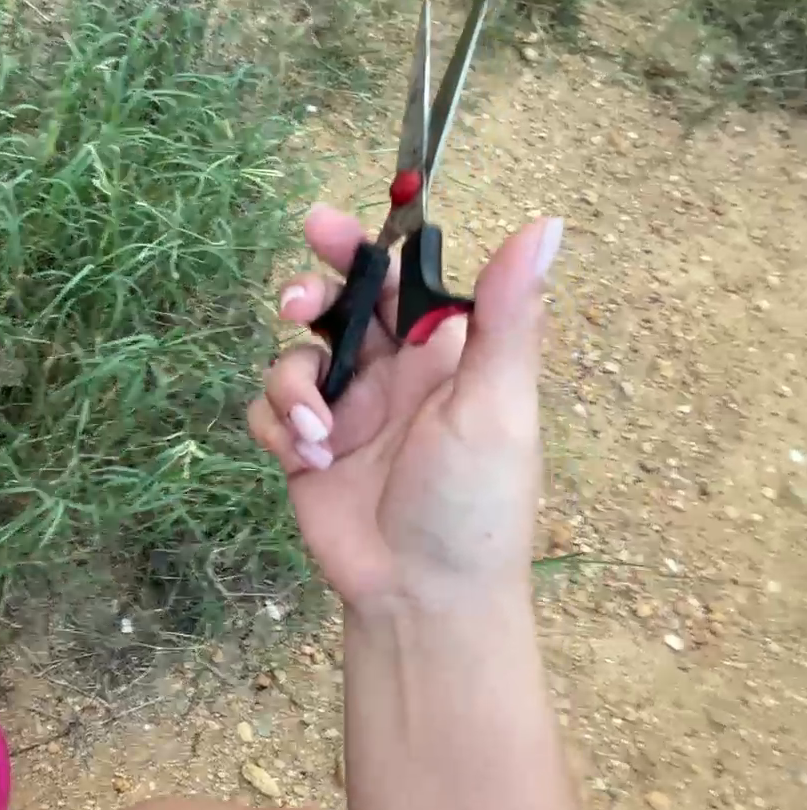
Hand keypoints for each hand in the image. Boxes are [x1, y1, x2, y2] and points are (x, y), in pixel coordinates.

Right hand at [248, 205, 562, 615]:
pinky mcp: (297, 446)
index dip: (359, 248)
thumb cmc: (470, 498)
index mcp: (438, 355)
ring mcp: (337, 411)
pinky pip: (265, 413)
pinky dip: (276, 430)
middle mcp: (383, 375)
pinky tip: (304, 460)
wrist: (415, 585)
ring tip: (318, 437)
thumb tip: (544, 224)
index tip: (319, 225)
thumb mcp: (492, 406)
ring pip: (288, 362)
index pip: (395, 283)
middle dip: (304, 299)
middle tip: (295, 307)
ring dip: (292, 390)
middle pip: (329, 311)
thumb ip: (504, 319)